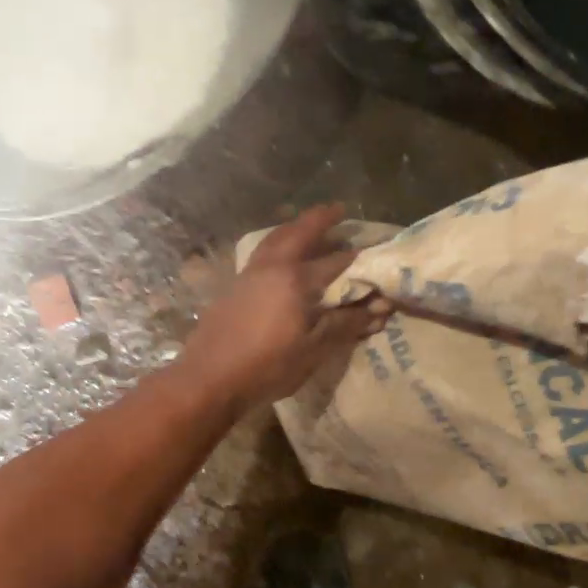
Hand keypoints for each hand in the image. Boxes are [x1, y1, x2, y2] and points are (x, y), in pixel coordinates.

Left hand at [177, 205, 386, 411]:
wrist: (209, 377)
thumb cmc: (266, 366)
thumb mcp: (313, 350)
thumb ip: (344, 324)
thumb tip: (379, 307)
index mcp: (295, 279)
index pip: (336, 261)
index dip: (358, 259)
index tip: (376, 253)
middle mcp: (271, 267)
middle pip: (297, 233)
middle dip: (319, 219)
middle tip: (337, 210)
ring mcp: (247, 275)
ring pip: (274, 240)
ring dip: (293, 229)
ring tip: (309, 227)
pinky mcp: (233, 287)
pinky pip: (260, 254)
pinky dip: (276, 245)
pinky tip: (281, 258)